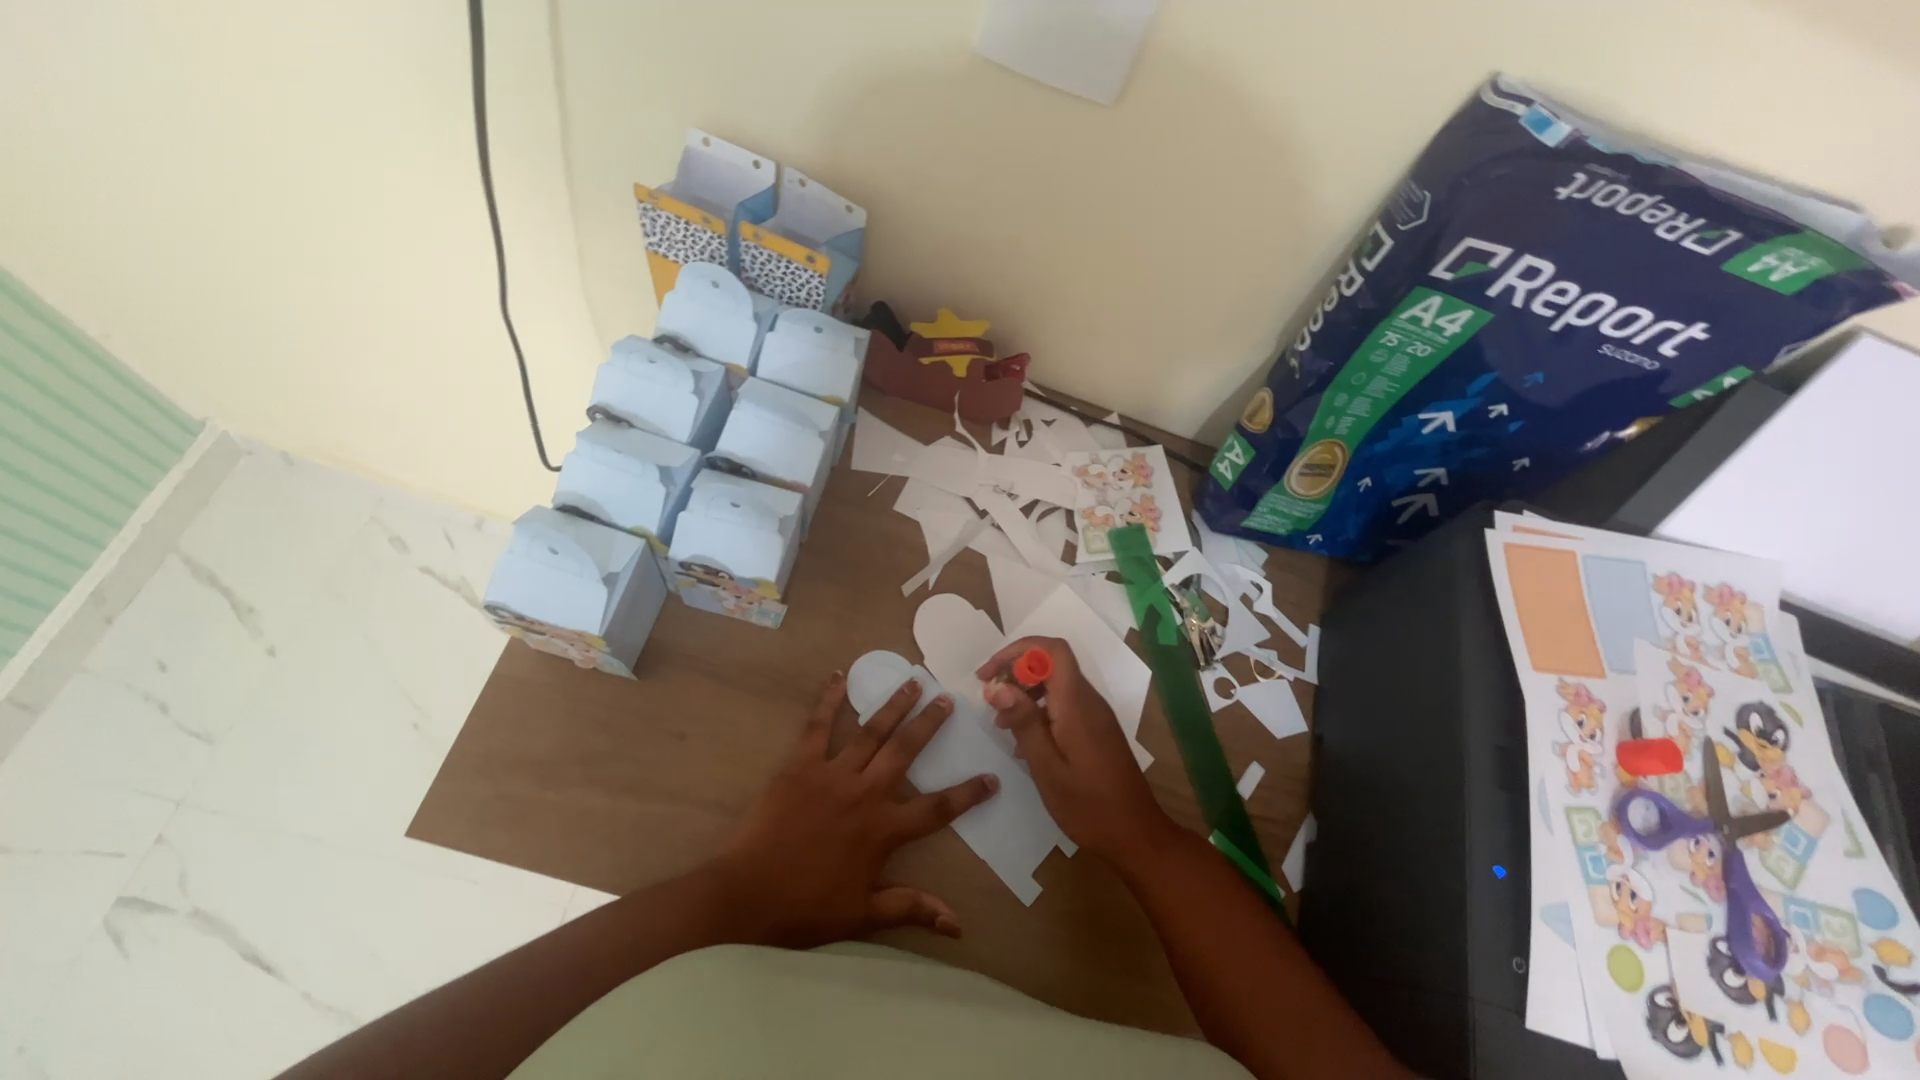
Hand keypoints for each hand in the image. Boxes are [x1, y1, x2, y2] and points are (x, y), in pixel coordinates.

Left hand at [712, 672, 999, 948]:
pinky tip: (838, 677)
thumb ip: (912, 909)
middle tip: (948, 700)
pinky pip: (816, 727)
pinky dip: (828, 700)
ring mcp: (831, 775)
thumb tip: (958, 924)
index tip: (992, 778)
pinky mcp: (799, 766)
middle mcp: (864, 793)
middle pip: (905, 752)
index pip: (937, 808)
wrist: (747, 895)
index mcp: (883, 830)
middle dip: (930, 725)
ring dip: (893, 705)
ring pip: (871, 732)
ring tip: (913, 682)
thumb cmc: (806, 908)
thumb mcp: (864, 914)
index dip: (967, 794)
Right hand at [976, 637, 1176, 865]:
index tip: (989, 673)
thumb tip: (997, 686)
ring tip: (1002, 724)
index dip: (1018, 650)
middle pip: (1052, 663)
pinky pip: (1065, 705)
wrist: (1136, 834)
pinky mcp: (1097, 731)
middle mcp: (1089, 701)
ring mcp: (1096, 716)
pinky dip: (1040, 711)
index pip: (1052, 650)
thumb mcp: (1047, 768)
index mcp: (1077, 704)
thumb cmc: (1088, 806)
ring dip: (1026, 694)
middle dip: (1016, 672)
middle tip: (990, 700)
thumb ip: (1024, 723)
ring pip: (1057, 684)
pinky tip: (1026, 742)